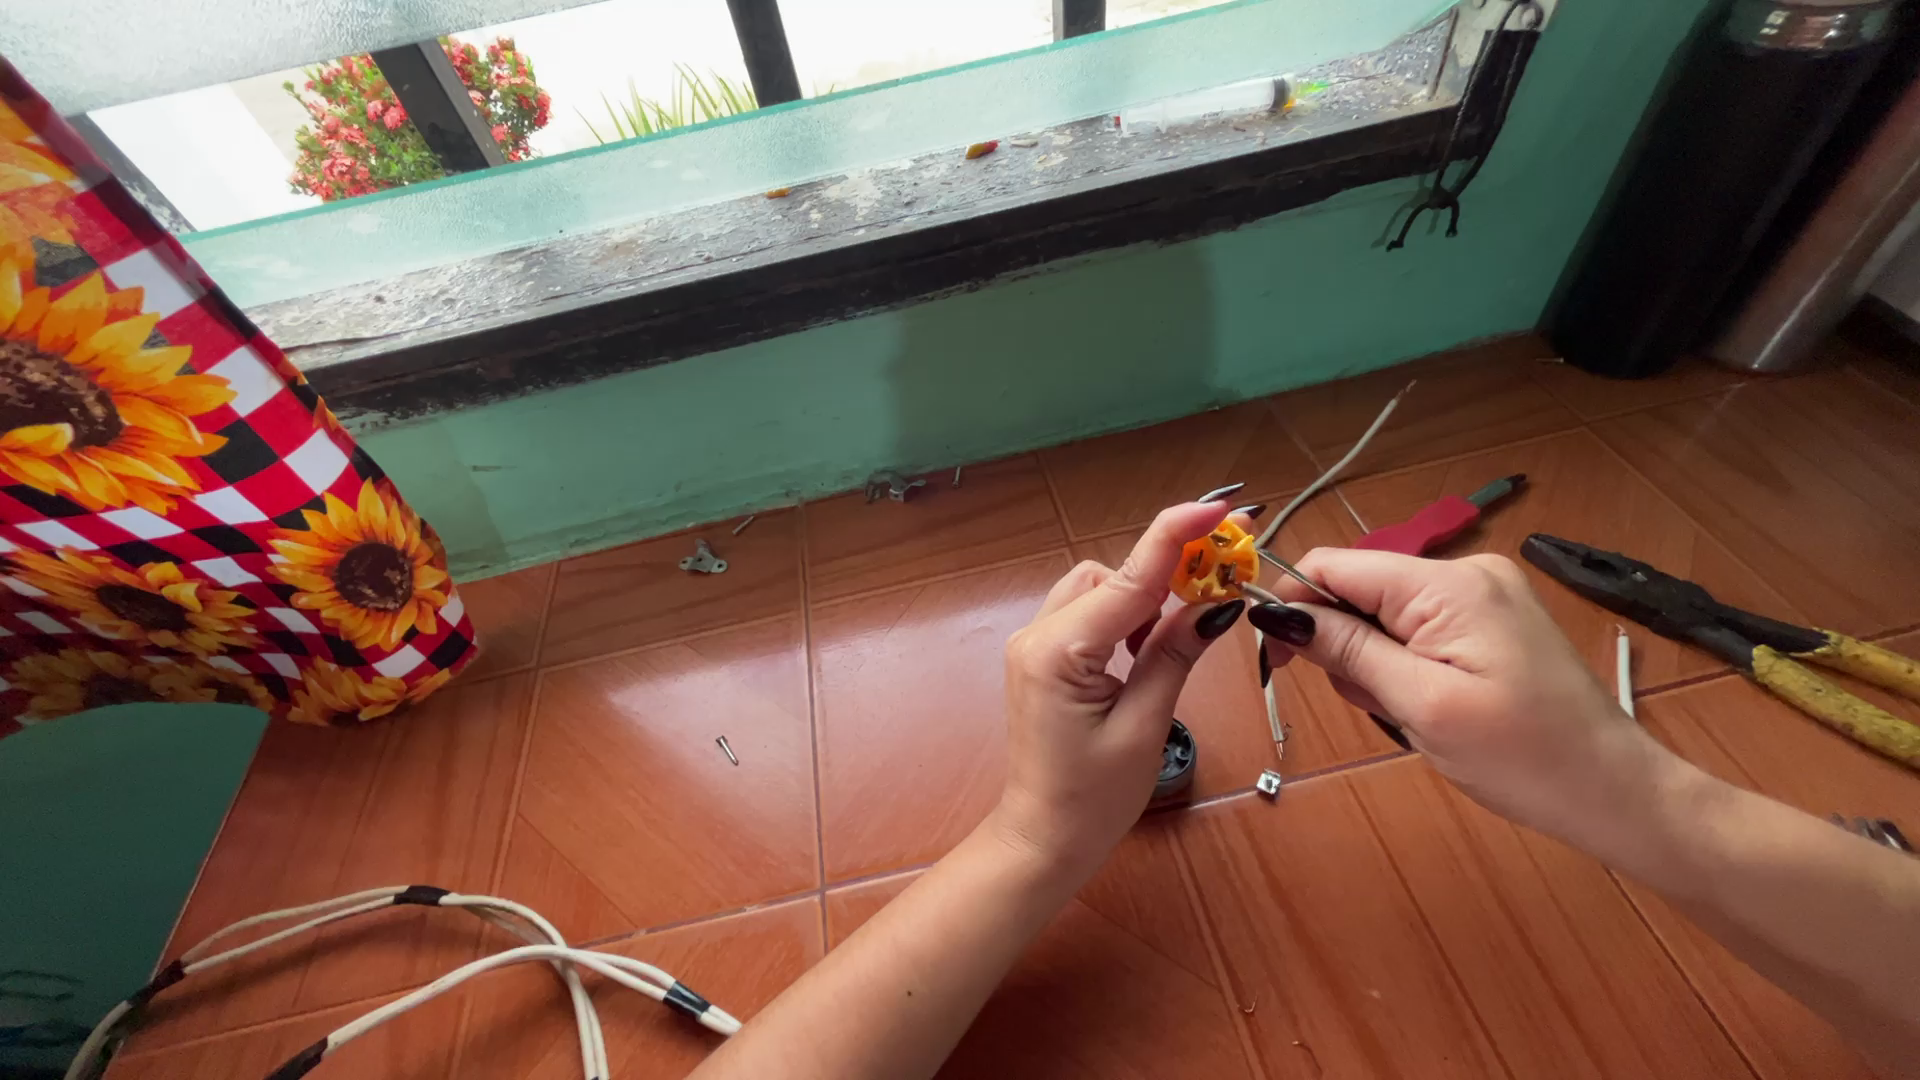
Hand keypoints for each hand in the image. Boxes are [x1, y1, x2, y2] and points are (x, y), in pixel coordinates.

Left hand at [993, 502, 1246, 873]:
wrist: (1043, 838)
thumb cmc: (1094, 799)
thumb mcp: (1145, 725)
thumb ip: (1175, 653)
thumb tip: (1216, 601)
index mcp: (1059, 651)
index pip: (1126, 579)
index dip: (1175, 536)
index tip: (1219, 505)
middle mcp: (1037, 634)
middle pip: (1107, 576)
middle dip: (1160, 576)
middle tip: (1215, 592)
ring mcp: (1033, 643)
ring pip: (1096, 590)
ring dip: (1140, 599)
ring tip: (1174, 640)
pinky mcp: (1040, 656)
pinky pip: (1086, 615)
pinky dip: (1121, 618)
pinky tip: (1143, 651)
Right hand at [1260, 548, 1683, 847]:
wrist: (1618, 797)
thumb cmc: (1521, 757)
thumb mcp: (1418, 703)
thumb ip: (1345, 649)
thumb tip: (1273, 613)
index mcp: (1447, 585)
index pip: (1332, 566)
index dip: (1291, 603)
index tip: (1278, 657)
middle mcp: (1462, 573)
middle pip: (1353, 589)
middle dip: (1340, 644)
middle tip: (1370, 699)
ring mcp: (1476, 595)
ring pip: (1375, 613)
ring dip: (1368, 661)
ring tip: (1405, 709)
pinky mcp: (1483, 619)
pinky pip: (1407, 627)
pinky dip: (1395, 664)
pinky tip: (1421, 700)